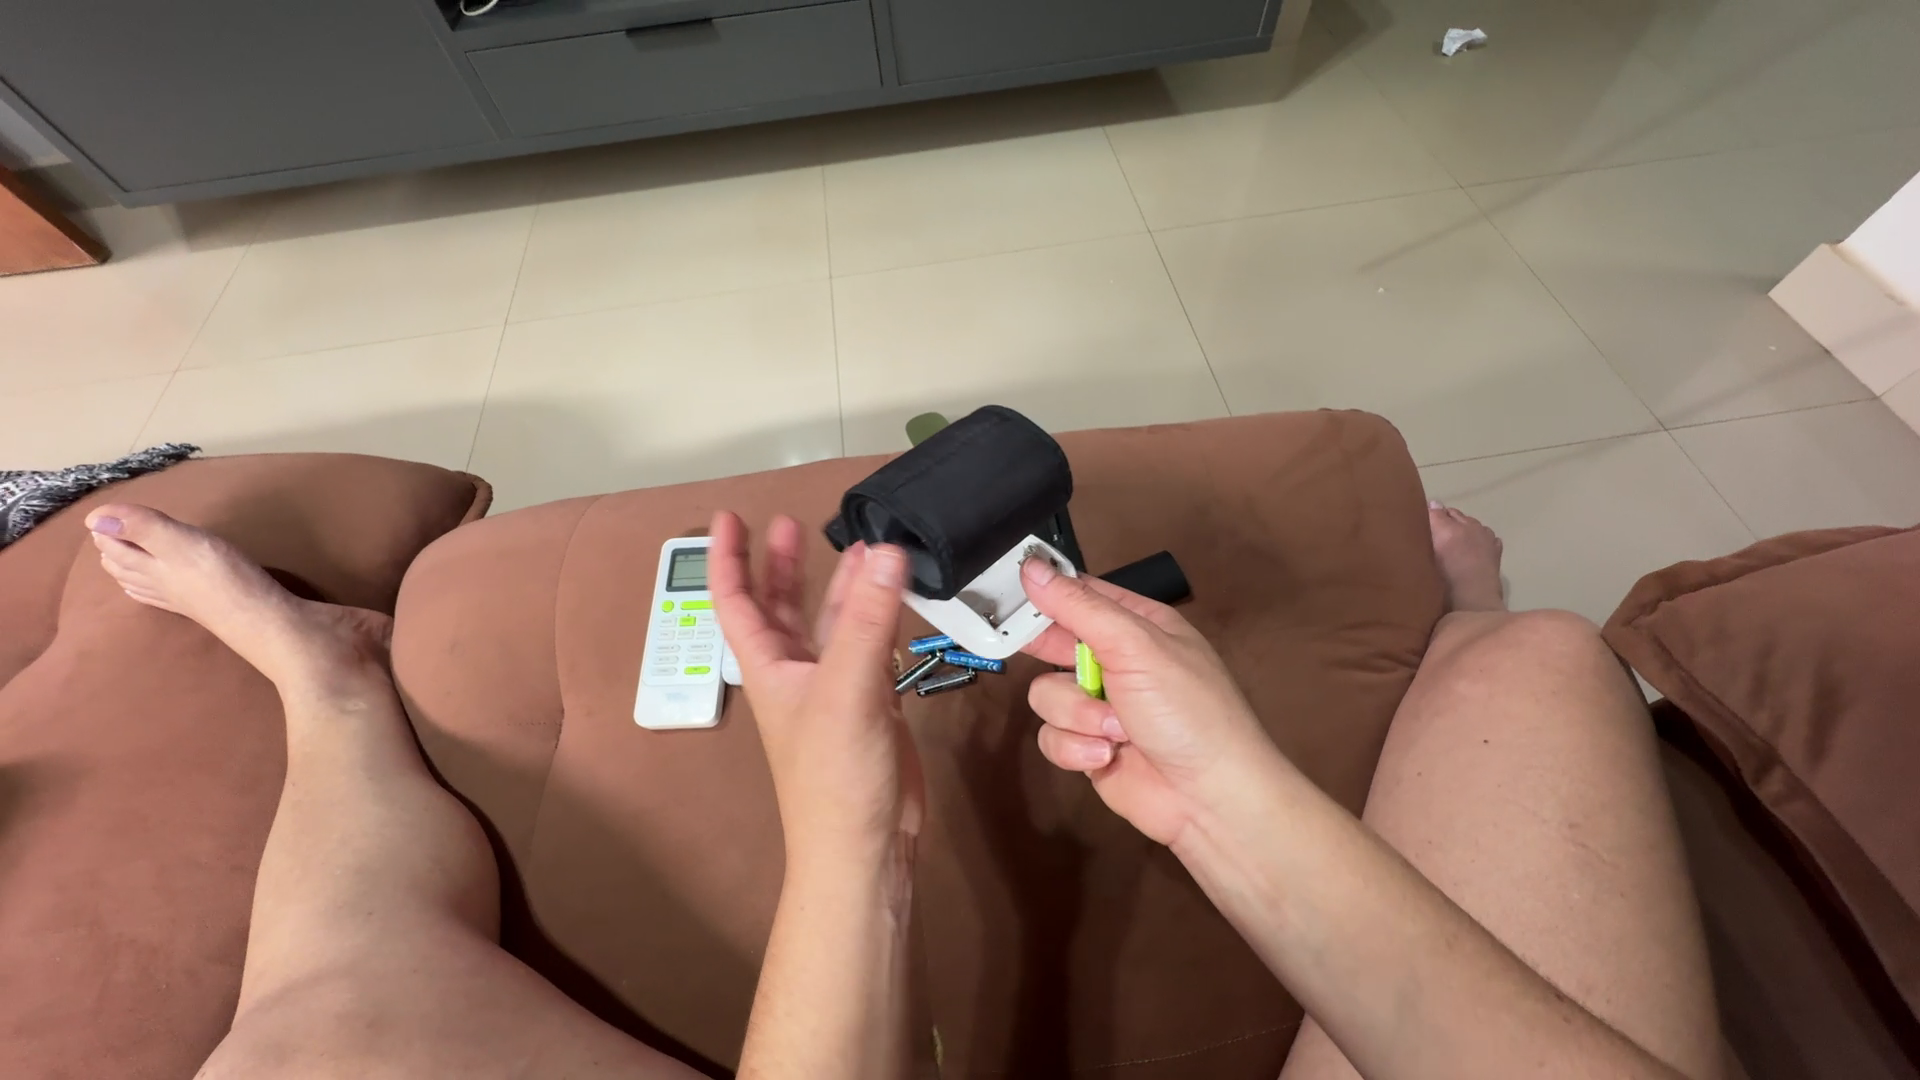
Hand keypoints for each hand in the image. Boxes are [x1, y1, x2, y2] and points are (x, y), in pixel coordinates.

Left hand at [710, 512, 923, 870]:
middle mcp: (796, 671)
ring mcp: (834, 686)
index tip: (728, 516)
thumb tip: (888, 551)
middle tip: (791, 522)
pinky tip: (895, 597)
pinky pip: (869, 645)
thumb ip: (866, 620)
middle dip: (782, 564)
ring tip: (861, 546)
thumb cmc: (834, 773)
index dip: (728, 558)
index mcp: (769, 666)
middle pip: (781, 605)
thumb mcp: (846, 690)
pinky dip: (879, 616)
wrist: (864, 844)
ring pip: (832, 622)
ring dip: (841, 586)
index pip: (736, 601)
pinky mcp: (870, 700)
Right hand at [1018, 559, 1282, 846]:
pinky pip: (1051, 735)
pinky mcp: (1086, 745)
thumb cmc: (1188, 711)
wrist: (1210, 800)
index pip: (1079, 594)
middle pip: (1052, 641)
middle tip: (1035, 651)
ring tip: (1115, 729)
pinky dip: (1076, 746)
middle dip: (1049, 656)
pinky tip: (1107, 755)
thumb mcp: (1136, 646)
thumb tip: (1032, 567)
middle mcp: (1115, 660)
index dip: (1044, 591)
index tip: (1007, 592)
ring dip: (1077, 713)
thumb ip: (1079, 607)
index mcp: (1137, 624)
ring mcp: (1099, 705)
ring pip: (1046, 693)